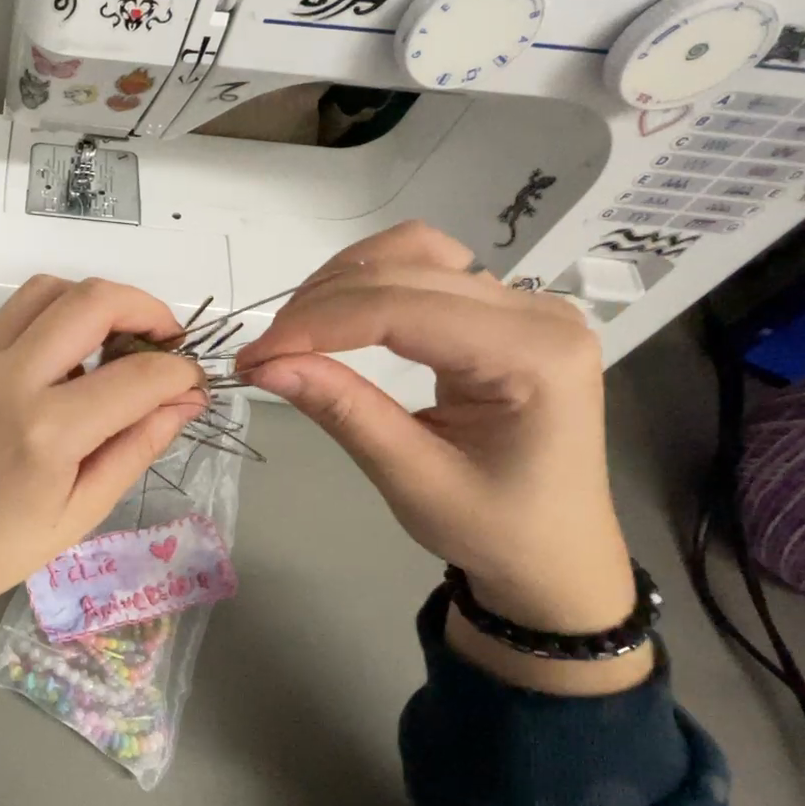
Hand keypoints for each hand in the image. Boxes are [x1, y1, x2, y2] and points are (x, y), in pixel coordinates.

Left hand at [0, 277, 206, 635]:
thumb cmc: (0, 550)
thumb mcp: (83, 511)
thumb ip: (137, 446)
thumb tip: (184, 399)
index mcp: (47, 432)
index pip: (137, 375)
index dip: (180, 373)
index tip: (192, 384)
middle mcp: (10, 382)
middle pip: (91, 301)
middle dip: (146, 309)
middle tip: (165, 342)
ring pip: (45, 290)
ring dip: (93, 302)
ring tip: (114, 342)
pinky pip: (13, 319)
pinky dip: (53, 321)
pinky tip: (66, 365)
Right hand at [233, 222, 645, 693]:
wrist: (554, 552)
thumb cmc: (492, 527)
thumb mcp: (410, 478)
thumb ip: (343, 411)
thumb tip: (263, 367)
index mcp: (532, 356)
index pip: (402, 311)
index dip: (315, 326)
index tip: (251, 360)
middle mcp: (536, 312)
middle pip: (405, 271)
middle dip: (317, 307)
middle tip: (260, 356)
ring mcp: (522, 304)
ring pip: (412, 253)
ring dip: (338, 284)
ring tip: (290, 335)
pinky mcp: (500, 311)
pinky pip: (424, 269)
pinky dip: (364, 284)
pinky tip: (330, 318)